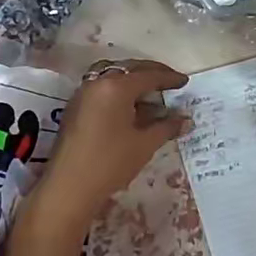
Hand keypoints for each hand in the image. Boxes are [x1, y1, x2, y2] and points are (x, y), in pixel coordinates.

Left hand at [37, 59, 189, 217]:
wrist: (70, 185)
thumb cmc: (111, 162)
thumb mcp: (144, 144)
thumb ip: (166, 127)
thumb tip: (185, 119)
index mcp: (115, 86)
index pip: (148, 75)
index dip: (169, 78)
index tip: (185, 82)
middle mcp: (97, 83)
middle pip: (128, 70)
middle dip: (150, 75)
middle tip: (169, 84)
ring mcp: (83, 94)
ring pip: (112, 77)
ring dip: (132, 83)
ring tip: (151, 97)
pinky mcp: (75, 107)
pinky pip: (101, 90)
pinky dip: (118, 93)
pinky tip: (130, 109)